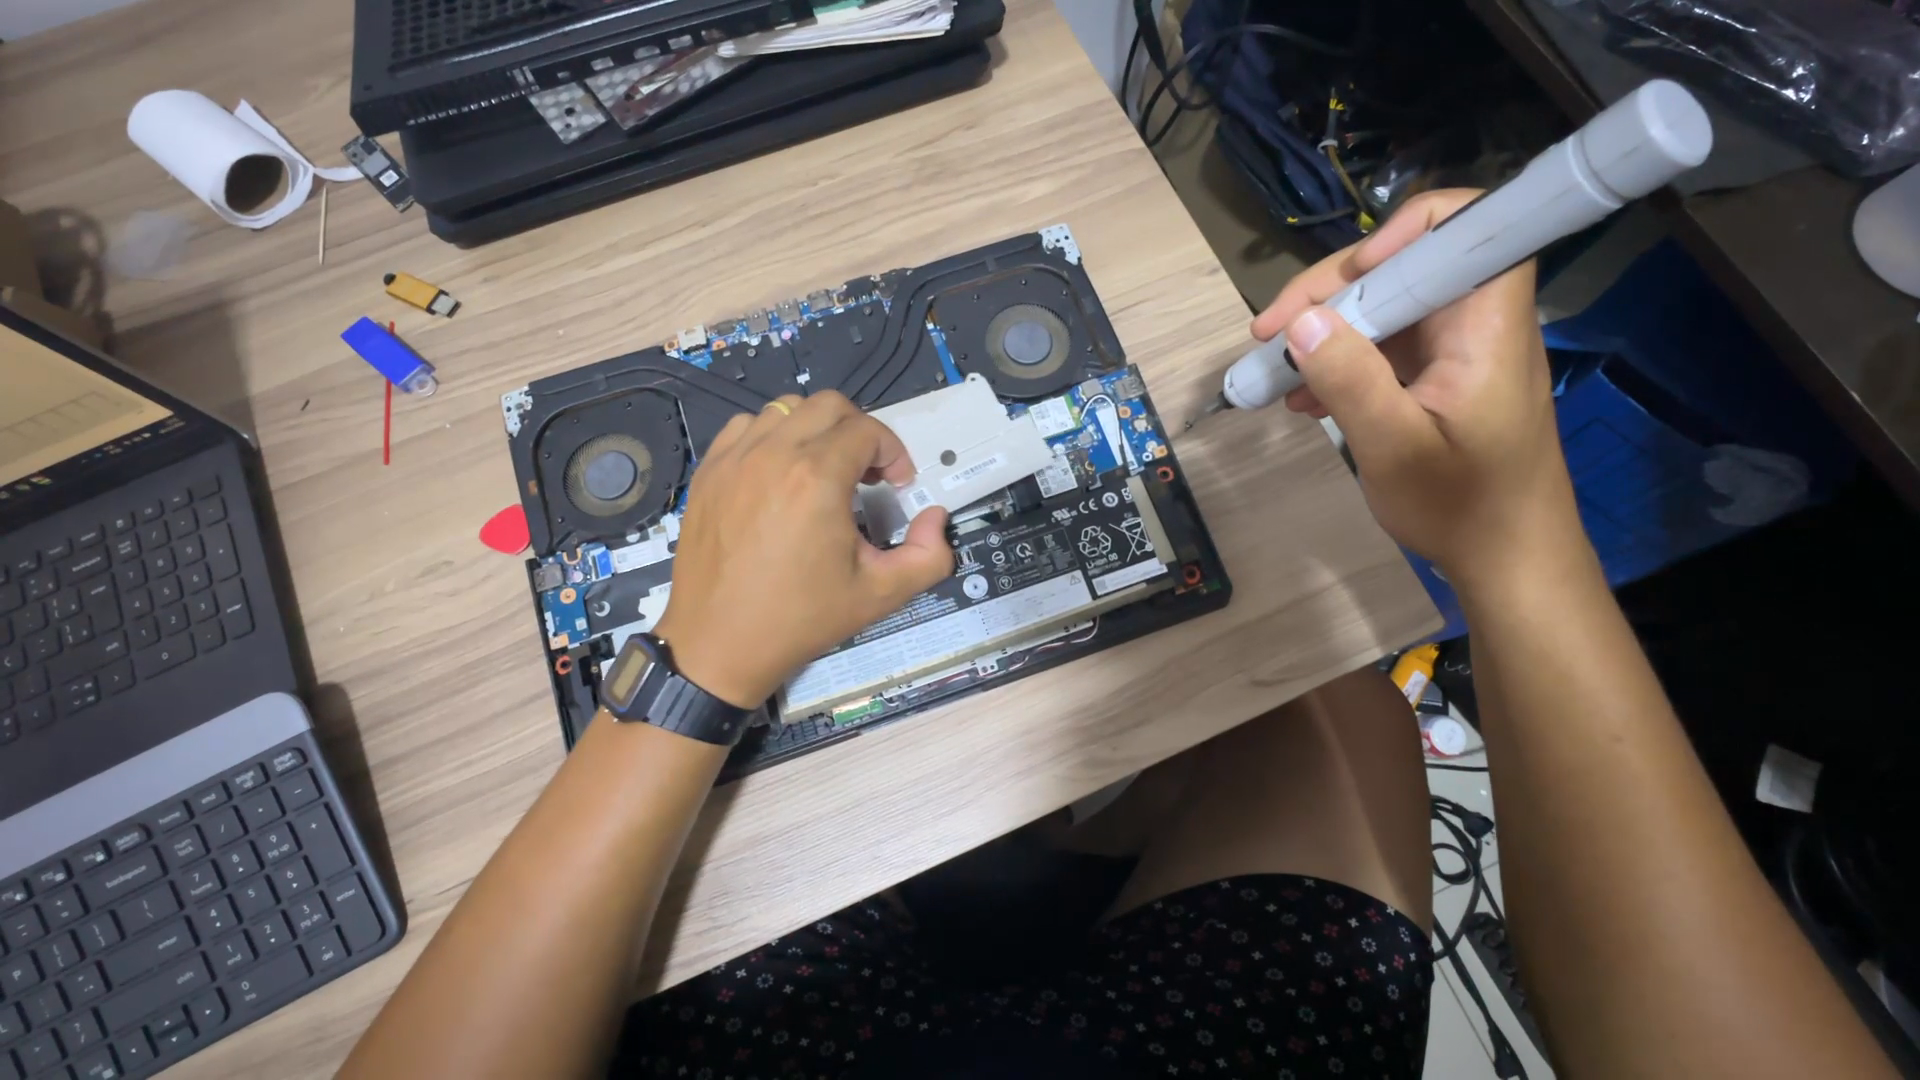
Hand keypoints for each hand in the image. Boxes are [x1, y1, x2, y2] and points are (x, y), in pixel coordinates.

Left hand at [653, 392, 952, 707]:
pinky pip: (746, 428)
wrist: (718, 644)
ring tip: (824, 471)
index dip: (893, 452)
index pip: (867, 430)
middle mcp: (772, 454)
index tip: (897, 484)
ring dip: (815, 431)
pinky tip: (780, 475)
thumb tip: (935, 517)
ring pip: (785, 409)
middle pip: (828, 405)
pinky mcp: (708, 473)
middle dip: (859, 431)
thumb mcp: (880, 595)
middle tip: (867, 473)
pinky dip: (772, 438)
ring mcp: (734, 459)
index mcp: (816, 477)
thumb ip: (929, 555)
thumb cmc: (800, 619)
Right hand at [1251, 189, 1583, 589]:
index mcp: (1483, 326)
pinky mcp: (1438, 380)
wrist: (1508, 560)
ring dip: (1325, 330)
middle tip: (1268, 331)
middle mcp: (1473, 325)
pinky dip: (1340, 363)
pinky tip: (1302, 398)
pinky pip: (1384, 350)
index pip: (1470, 226)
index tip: (1351, 275)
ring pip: (1386, 309)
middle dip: (1331, 290)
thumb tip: (1301, 320)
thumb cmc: (1461, 506)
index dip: (1407, 229)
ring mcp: (1454, 353)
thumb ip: (1349, 379)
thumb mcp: (1393, 448)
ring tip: (1273, 368)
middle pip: (1405, 267)